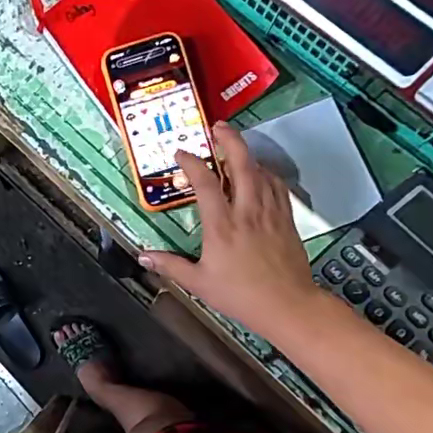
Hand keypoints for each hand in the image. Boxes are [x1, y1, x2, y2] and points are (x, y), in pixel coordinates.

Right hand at [139, 121, 325, 335]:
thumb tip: (144, 256)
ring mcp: (270, 213)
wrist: (287, 305)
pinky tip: (261, 174)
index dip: (192, 163)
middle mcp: (247, 212)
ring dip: (247, 155)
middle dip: (229, 140)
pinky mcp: (287, 219)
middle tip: (218, 127)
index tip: (181, 154)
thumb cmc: (240, 295)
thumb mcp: (199, 283)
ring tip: (236, 148)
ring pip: (261, 171)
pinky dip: (266, 173)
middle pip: (242, 163)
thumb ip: (170, 266)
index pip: (206, 183)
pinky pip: (277, 186)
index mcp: (222, 226)